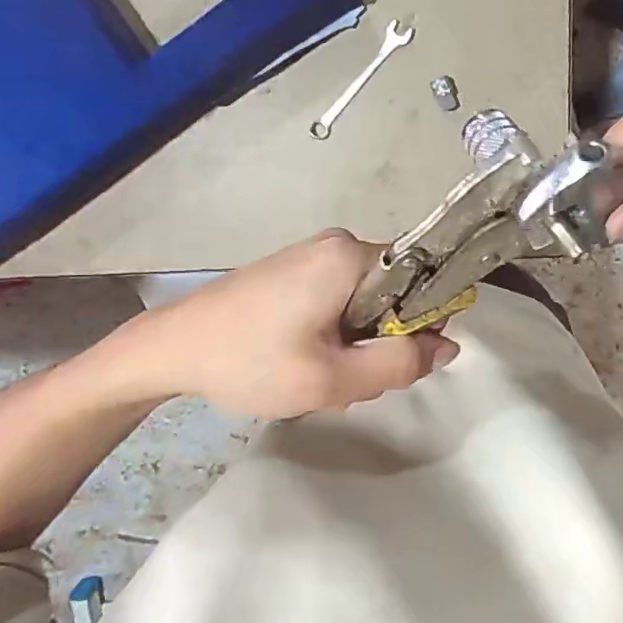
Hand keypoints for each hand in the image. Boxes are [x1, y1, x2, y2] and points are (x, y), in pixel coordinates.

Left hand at [122, 230, 458, 419]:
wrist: (174, 348)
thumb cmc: (251, 361)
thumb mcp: (332, 378)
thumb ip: (399, 364)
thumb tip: (448, 346)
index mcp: (350, 256)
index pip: (422, 281)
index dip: (420, 326)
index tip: (388, 364)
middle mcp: (336, 244)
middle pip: (394, 295)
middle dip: (381, 342)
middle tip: (345, 378)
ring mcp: (311, 256)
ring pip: (365, 304)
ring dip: (355, 345)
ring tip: (318, 374)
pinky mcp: (293, 272)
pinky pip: (339, 301)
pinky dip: (333, 335)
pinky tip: (303, 361)